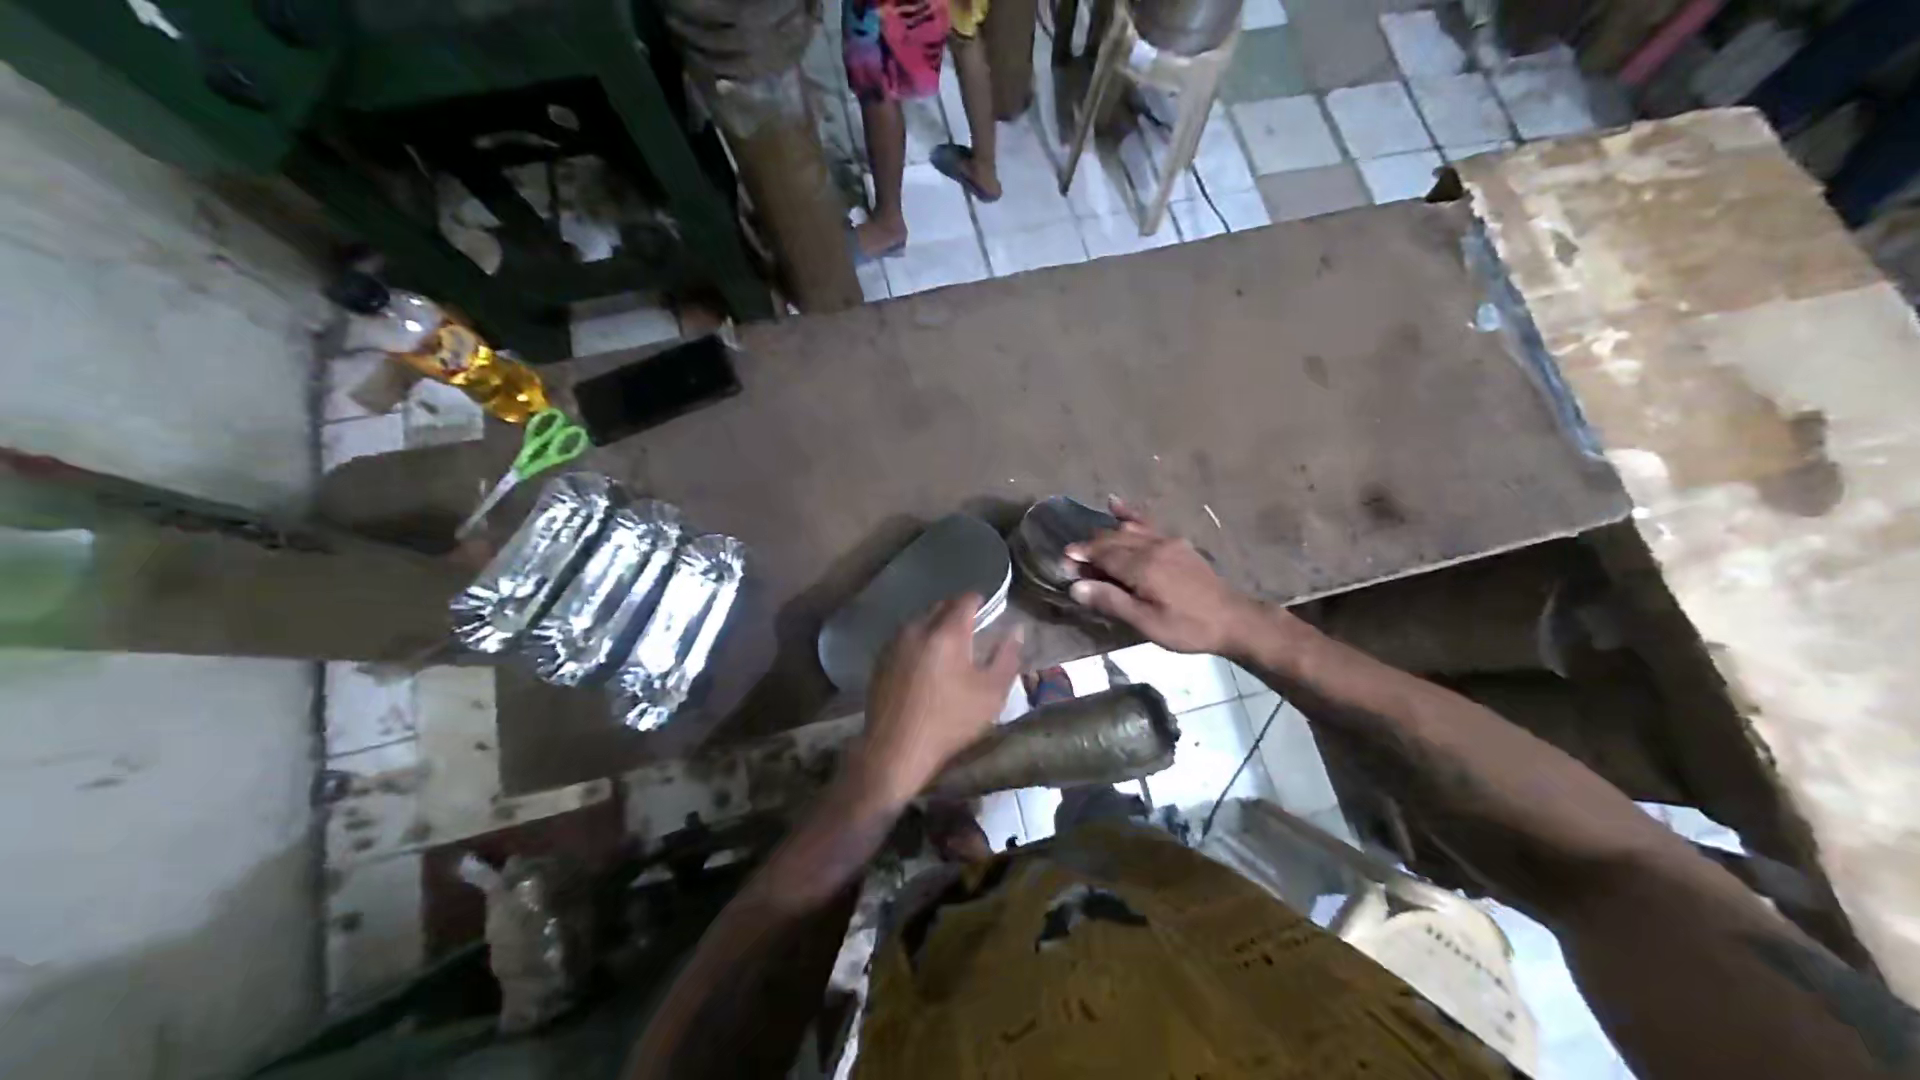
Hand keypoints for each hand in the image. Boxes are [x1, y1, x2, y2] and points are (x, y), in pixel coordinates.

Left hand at [850, 593, 1022, 806]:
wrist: (895, 750)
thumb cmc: (950, 722)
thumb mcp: (991, 693)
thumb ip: (1007, 657)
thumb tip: (1016, 631)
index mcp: (946, 633)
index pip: (965, 600)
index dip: (980, 601)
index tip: (990, 610)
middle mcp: (917, 629)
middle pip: (941, 606)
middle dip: (957, 612)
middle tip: (973, 630)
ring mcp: (894, 643)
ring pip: (920, 621)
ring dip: (936, 626)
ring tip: (949, 648)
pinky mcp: (880, 660)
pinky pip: (904, 638)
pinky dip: (918, 642)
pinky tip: (925, 664)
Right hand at [1065, 497, 1265, 654]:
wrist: (1233, 619)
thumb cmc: (1187, 627)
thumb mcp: (1146, 622)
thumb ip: (1111, 601)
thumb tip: (1076, 586)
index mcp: (1143, 566)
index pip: (1103, 554)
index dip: (1082, 555)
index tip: (1063, 558)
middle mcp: (1153, 547)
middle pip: (1113, 539)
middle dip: (1090, 546)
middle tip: (1072, 557)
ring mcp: (1167, 541)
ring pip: (1128, 529)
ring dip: (1105, 533)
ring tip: (1088, 541)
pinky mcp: (1177, 543)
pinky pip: (1148, 523)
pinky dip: (1130, 514)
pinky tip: (1115, 504)